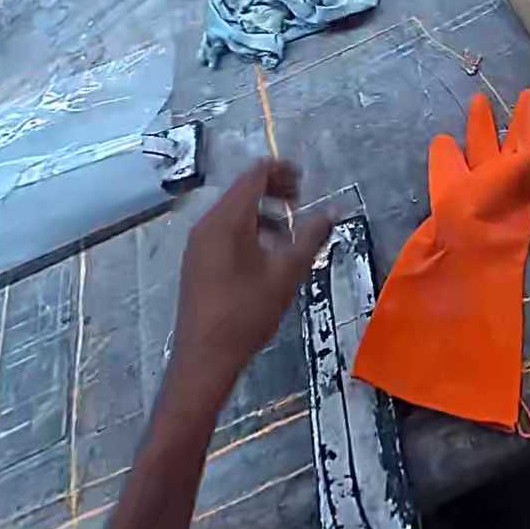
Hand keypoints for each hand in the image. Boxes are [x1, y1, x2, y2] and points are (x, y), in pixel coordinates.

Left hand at [170, 160, 331, 403]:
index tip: (304, 181)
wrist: (204, 358)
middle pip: (242, 188)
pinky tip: (265, 252)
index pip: (254, 174)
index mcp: (228, 219)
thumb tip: (332, 211)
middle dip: (273, 189)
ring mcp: (199, 241)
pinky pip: (224, 227)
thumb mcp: (286, 274)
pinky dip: (247, 226)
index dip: (281, 170)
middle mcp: (208, 222)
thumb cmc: (247, 313)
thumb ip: (311, 237)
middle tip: (300, 201)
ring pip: (233, 209)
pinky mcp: (197, 258)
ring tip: (287, 229)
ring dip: (262, 209)